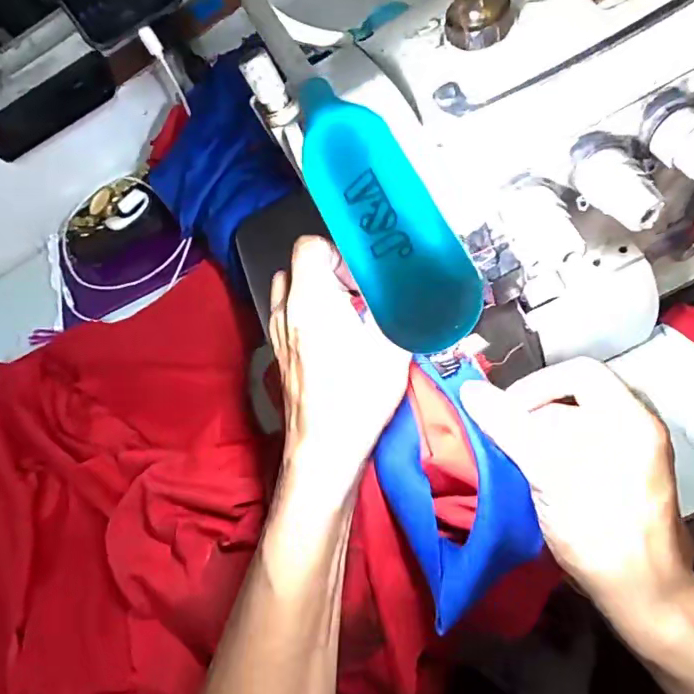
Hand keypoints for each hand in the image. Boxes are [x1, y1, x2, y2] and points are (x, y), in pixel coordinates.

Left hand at [269, 237, 411, 484]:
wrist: (325, 448)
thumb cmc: (357, 397)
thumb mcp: (392, 348)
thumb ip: (400, 310)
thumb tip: (414, 289)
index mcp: (312, 300)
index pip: (310, 245)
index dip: (340, 251)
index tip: (364, 272)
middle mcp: (287, 311)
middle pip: (299, 266)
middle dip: (331, 271)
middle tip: (362, 292)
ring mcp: (278, 334)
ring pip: (291, 292)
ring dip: (319, 292)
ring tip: (351, 314)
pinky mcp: (280, 355)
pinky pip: (290, 317)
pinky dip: (311, 315)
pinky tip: (340, 339)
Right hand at [460, 359, 693, 629]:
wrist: (645, 599)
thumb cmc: (601, 531)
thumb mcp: (552, 474)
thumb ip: (512, 428)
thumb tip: (471, 391)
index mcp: (630, 416)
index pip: (578, 373)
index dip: (535, 385)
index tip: (502, 412)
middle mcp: (636, 428)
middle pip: (576, 400)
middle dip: (533, 415)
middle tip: (500, 439)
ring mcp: (632, 457)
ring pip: (577, 429)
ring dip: (540, 439)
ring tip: (511, 461)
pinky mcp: (623, 483)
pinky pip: (584, 453)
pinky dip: (555, 459)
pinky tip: (532, 481)